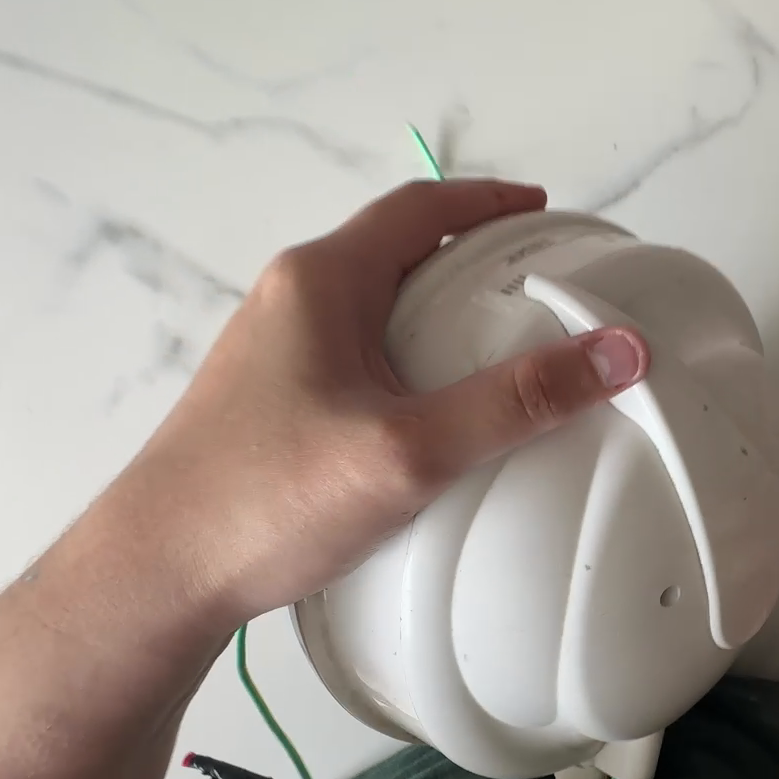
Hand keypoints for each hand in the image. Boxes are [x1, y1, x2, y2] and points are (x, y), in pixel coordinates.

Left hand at [95, 179, 649, 630]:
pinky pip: (368, 353)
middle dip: (476, 256)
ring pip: (385, 305)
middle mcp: (297, 301)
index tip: (545, 213)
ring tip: (508, 343)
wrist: (158, 577)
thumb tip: (620, 351)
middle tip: (544, 286)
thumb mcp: (413, 448)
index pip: (418, 208)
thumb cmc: (274, 498)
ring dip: (447, 307)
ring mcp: (284, 352)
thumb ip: (519, 400)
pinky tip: (447, 404)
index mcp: (322, 281)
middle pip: (402, 251)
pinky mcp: (283, 399)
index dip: (489, 201)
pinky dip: (421, 354)